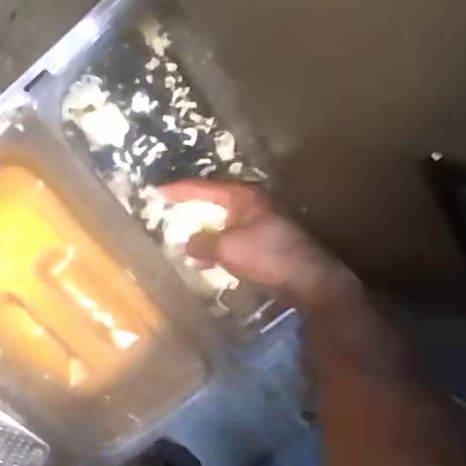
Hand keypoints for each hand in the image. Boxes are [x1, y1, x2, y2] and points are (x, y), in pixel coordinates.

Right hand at [159, 179, 403, 375]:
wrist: (309, 278)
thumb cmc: (267, 255)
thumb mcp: (226, 248)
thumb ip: (202, 242)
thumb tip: (187, 242)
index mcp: (242, 196)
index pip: (203, 187)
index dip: (178, 189)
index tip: (156, 190)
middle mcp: (253, 202)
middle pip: (215, 199)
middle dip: (193, 204)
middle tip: (171, 205)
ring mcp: (262, 221)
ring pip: (224, 219)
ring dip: (205, 227)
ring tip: (184, 234)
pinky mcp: (267, 239)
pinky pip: (233, 235)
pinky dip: (217, 242)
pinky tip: (207, 257)